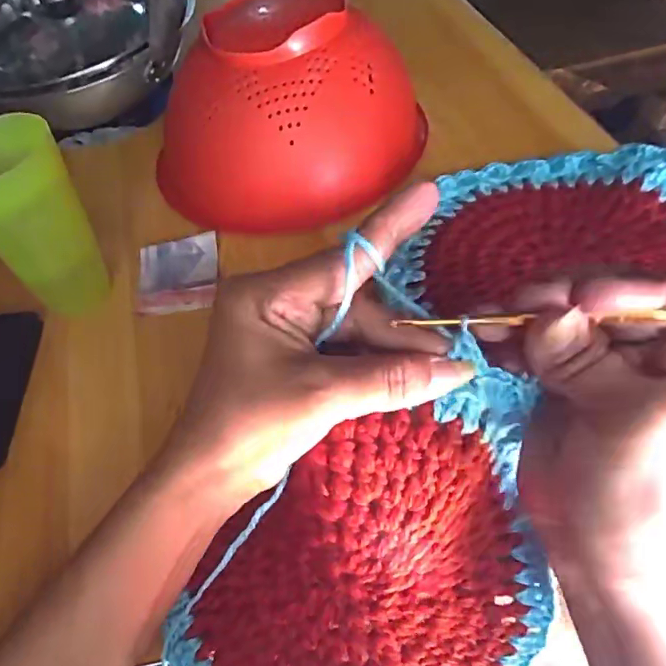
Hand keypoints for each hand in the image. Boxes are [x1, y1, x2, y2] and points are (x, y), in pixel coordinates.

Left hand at [149, 183, 474, 507]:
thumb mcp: (322, 397)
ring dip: (388, 353)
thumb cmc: (249, 428)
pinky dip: (368, 366)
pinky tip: (405, 378)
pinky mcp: (286, 359)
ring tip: (436, 372)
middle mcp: (272, 303)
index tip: (430, 190)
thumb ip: (391, 378)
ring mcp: (278, 331)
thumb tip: (458, 367)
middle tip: (451, 358)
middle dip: (397, 333)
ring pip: (350, 330)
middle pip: (353, 303)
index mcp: (267, 295)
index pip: (341, 261)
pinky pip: (338, 350)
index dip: (389, 229)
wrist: (207, 475)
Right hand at [482, 275, 665, 589]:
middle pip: (619, 301)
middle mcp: (664, 356)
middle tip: (521, 303)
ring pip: (568, 320)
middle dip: (568, 298)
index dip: (642, 286)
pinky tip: (485, 335)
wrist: (591, 548)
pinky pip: (534, 348)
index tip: (585, 297)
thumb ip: (591, 363)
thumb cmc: (641, 492)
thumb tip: (547, 315)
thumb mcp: (634, 420)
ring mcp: (607, 369)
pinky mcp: (560, 383)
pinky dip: (508, 339)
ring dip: (527, 315)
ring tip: (492, 318)